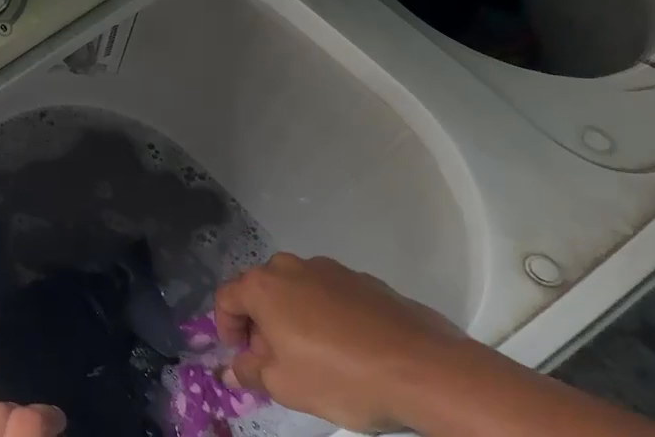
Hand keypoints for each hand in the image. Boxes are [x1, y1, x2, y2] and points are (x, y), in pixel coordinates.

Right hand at [214, 253, 465, 432]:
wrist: (429, 373)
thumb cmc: (342, 377)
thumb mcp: (286, 387)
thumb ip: (249, 374)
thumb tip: (231, 370)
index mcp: (262, 286)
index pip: (226, 298)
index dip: (226, 328)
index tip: (239, 355)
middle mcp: (291, 268)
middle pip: (263, 292)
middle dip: (263, 324)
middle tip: (277, 359)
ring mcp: (333, 272)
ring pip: (301, 292)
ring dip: (297, 318)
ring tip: (318, 355)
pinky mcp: (370, 283)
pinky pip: (336, 298)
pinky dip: (333, 318)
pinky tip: (354, 350)